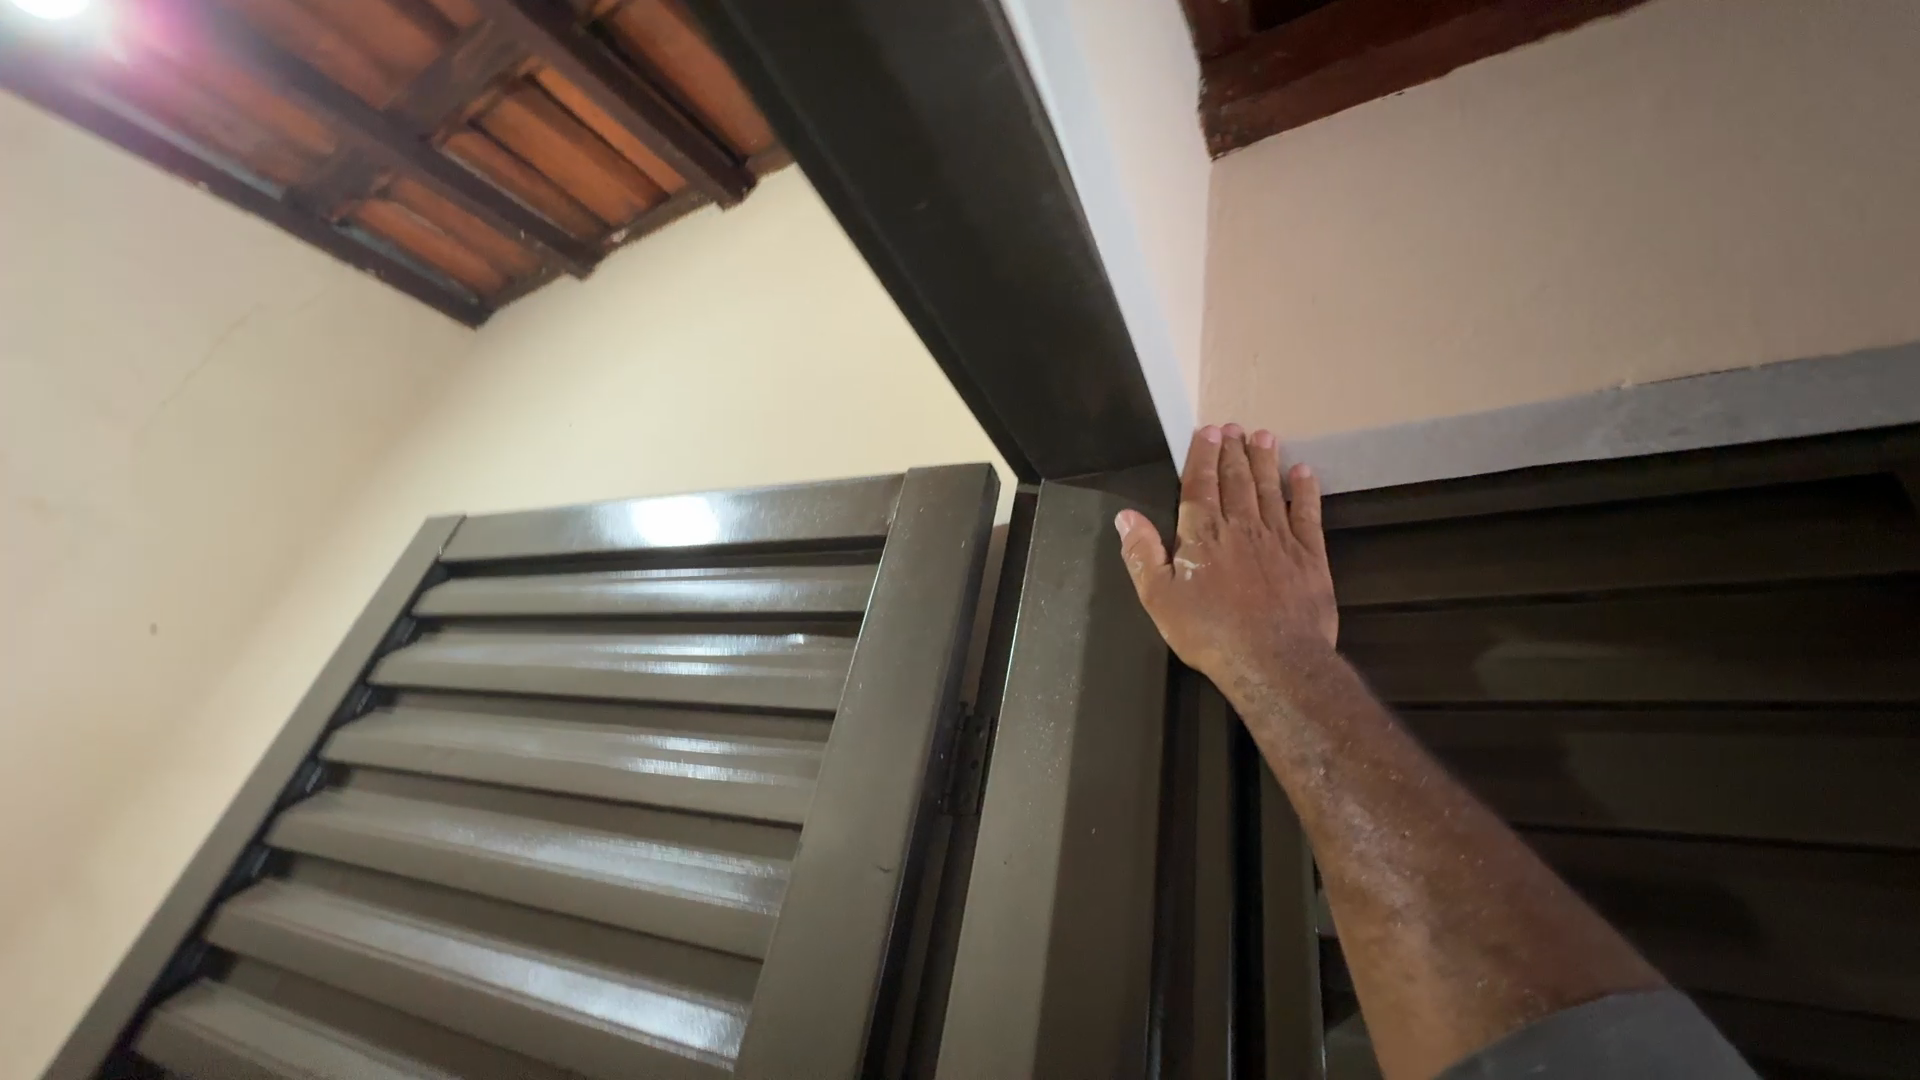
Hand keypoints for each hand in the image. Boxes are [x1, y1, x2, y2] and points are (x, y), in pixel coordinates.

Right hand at [1115, 424, 1337, 691]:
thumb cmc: (1208, 632)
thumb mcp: (1159, 599)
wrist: (1273, 661)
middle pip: (1236, 479)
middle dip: (1232, 451)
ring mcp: (1278, 538)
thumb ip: (1142, 554)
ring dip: (1265, 460)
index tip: (1207, 432)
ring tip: (1263, 436)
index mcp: (1202, 534)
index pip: (1199, 485)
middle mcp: (1240, 526)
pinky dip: (1305, 491)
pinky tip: (1303, 472)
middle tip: (1233, 427)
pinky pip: (1307, 513)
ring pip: (1269, 489)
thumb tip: (1126, 517)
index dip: (1202, 457)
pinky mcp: (1308, 555)